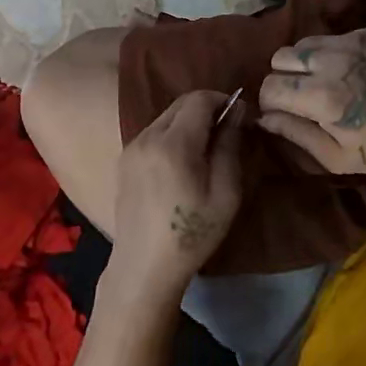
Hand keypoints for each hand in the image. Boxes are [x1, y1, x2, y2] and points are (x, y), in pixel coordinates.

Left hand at [108, 90, 245, 301]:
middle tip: (227, 133)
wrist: (144, 266)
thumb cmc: (192, 233)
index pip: (199, 99)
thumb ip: (230, 146)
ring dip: (188, 122)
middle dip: (207, 109)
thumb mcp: (226, 193)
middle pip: (181, 103)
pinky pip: (153, 132)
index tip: (240, 117)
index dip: (223, 100)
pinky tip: (182, 163)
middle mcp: (147, 136)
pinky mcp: (124, 159)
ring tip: (206, 150)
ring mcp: (132, 146)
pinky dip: (172, 135)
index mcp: (173, 143)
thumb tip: (236, 111)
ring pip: (166, 116)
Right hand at [257, 28, 365, 174]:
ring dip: (302, 64)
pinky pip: (328, 39)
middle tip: (300, 98)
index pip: (270, 87)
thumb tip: (263, 118)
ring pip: (301, 44)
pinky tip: (346, 73)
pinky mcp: (365, 34)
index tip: (282, 113)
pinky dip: (327, 55)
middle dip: (282, 78)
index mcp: (322, 98)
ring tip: (321, 83)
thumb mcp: (336, 158)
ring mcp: (350, 43)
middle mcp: (331, 62)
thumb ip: (295, 134)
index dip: (270, 103)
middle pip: (280, 58)